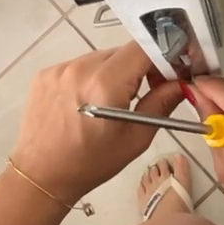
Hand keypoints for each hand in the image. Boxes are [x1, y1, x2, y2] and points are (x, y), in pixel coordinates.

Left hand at [11, 43, 182, 204]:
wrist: (41, 175)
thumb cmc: (91, 163)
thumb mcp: (135, 138)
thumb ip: (161, 104)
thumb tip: (182, 83)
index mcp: (106, 84)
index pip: (143, 48)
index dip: (161, 57)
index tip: (168, 74)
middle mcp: (81, 68)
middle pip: (121, 52)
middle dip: (138, 67)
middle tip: (145, 91)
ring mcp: (59, 68)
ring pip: (100, 57)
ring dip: (113, 72)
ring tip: (111, 101)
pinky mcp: (45, 73)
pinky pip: (78, 66)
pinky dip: (89, 77)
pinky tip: (87, 102)